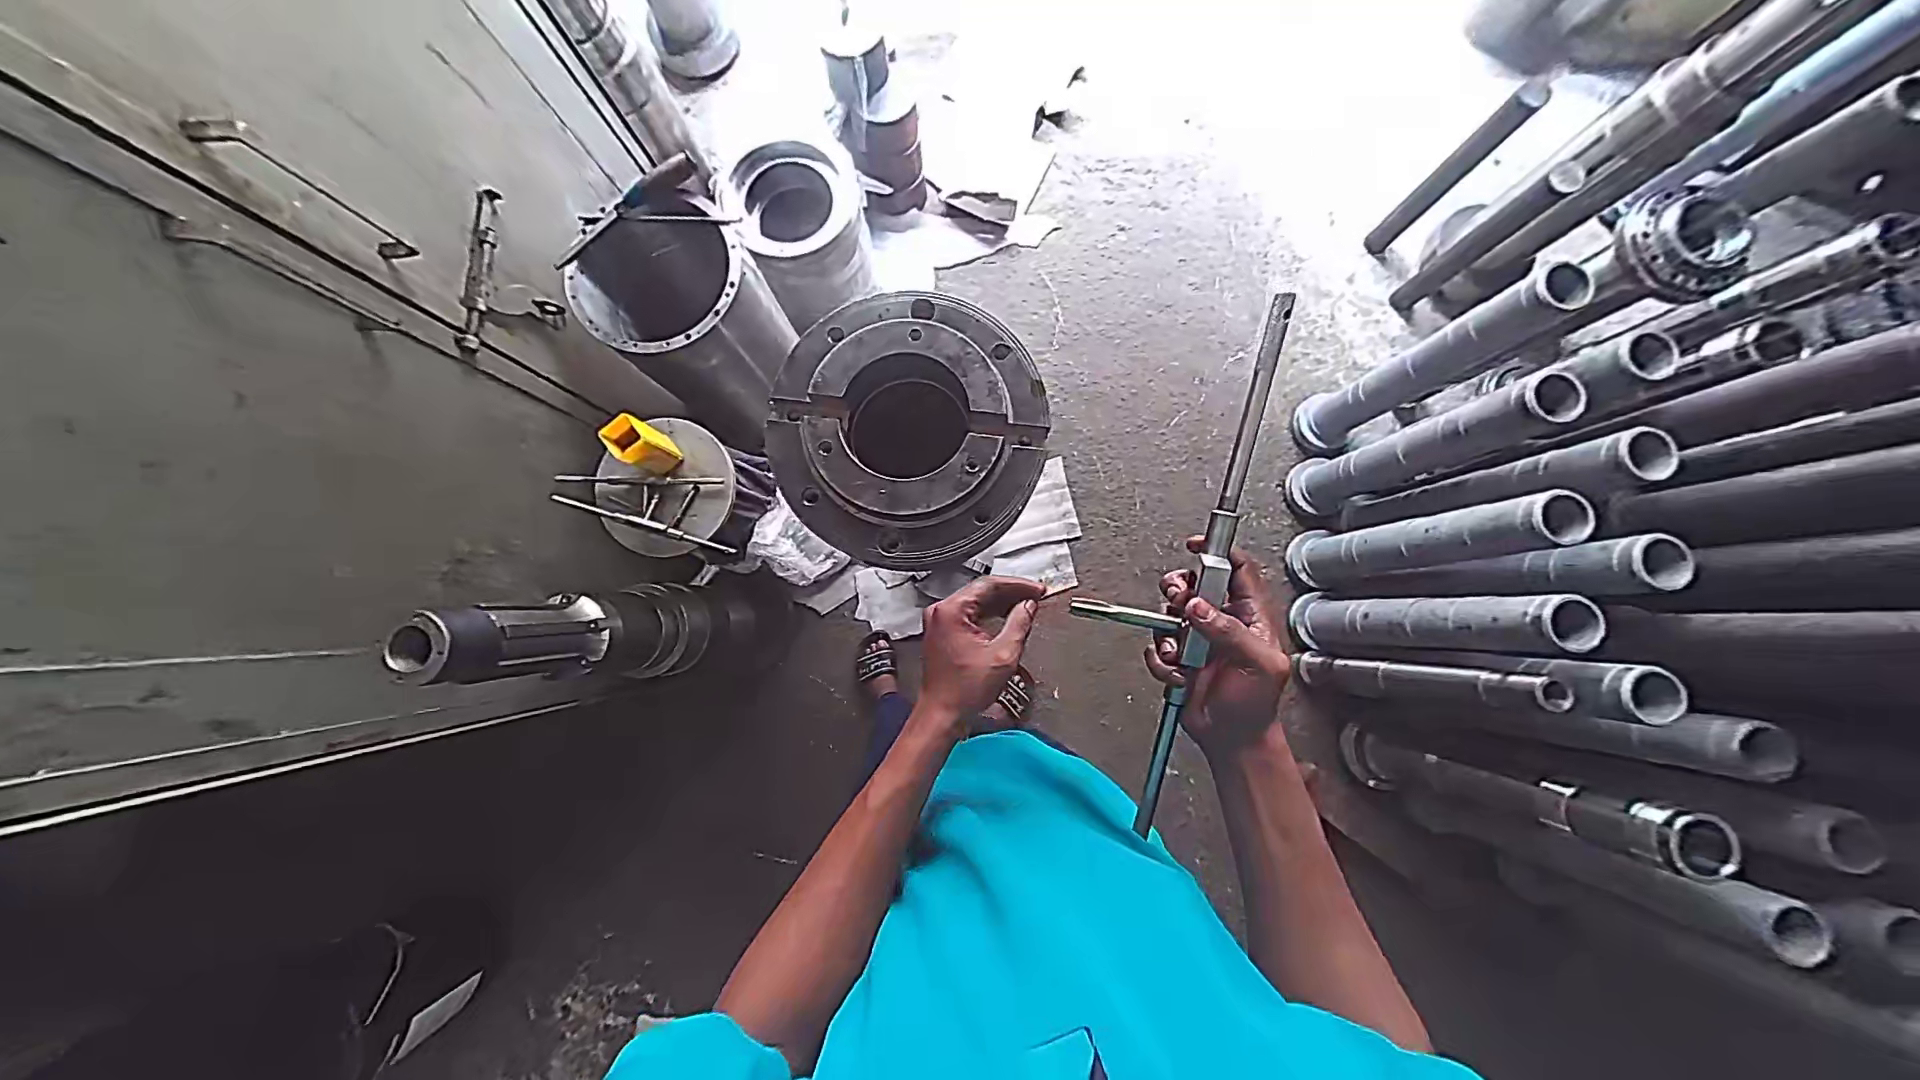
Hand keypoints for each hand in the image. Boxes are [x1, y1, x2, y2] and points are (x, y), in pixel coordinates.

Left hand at [919, 576, 1044, 727]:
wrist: (942, 714)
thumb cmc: (962, 692)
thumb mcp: (1003, 656)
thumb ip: (1019, 624)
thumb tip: (1028, 606)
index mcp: (951, 611)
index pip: (989, 585)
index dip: (1018, 585)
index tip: (1036, 589)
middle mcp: (941, 612)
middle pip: (981, 591)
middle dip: (1011, 593)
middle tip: (1035, 595)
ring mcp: (939, 622)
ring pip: (976, 602)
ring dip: (1002, 604)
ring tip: (1026, 605)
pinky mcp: (942, 633)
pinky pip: (969, 615)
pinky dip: (990, 615)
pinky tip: (1007, 618)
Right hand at [1143, 537, 1291, 756]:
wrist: (1232, 739)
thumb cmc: (1256, 706)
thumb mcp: (1259, 664)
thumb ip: (1229, 631)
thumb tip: (1199, 607)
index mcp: (1249, 616)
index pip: (1236, 569)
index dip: (1217, 552)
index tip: (1196, 547)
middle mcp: (1219, 621)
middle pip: (1193, 583)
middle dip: (1179, 590)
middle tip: (1180, 602)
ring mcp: (1196, 638)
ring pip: (1168, 612)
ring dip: (1167, 631)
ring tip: (1180, 651)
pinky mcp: (1175, 656)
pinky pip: (1155, 645)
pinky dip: (1161, 659)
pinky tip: (1178, 673)